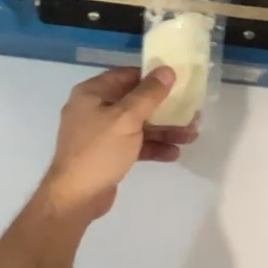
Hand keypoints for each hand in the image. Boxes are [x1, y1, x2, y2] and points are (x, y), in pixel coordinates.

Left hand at [38, 67, 197, 221]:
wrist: (76, 197)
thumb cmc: (99, 151)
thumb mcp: (126, 119)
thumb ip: (148, 94)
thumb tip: (166, 70)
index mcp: (92, 93)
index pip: (126, 76)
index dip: (152, 77)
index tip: (177, 81)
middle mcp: (94, 109)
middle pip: (135, 102)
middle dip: (164, 108)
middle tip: (191, 112)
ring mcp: (100, 133)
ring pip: (137, 125)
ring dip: (163, 130)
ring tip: (191, 136)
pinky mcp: (108, 154)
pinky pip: (134, 144)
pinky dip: (152, 147)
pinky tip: (174, 153)